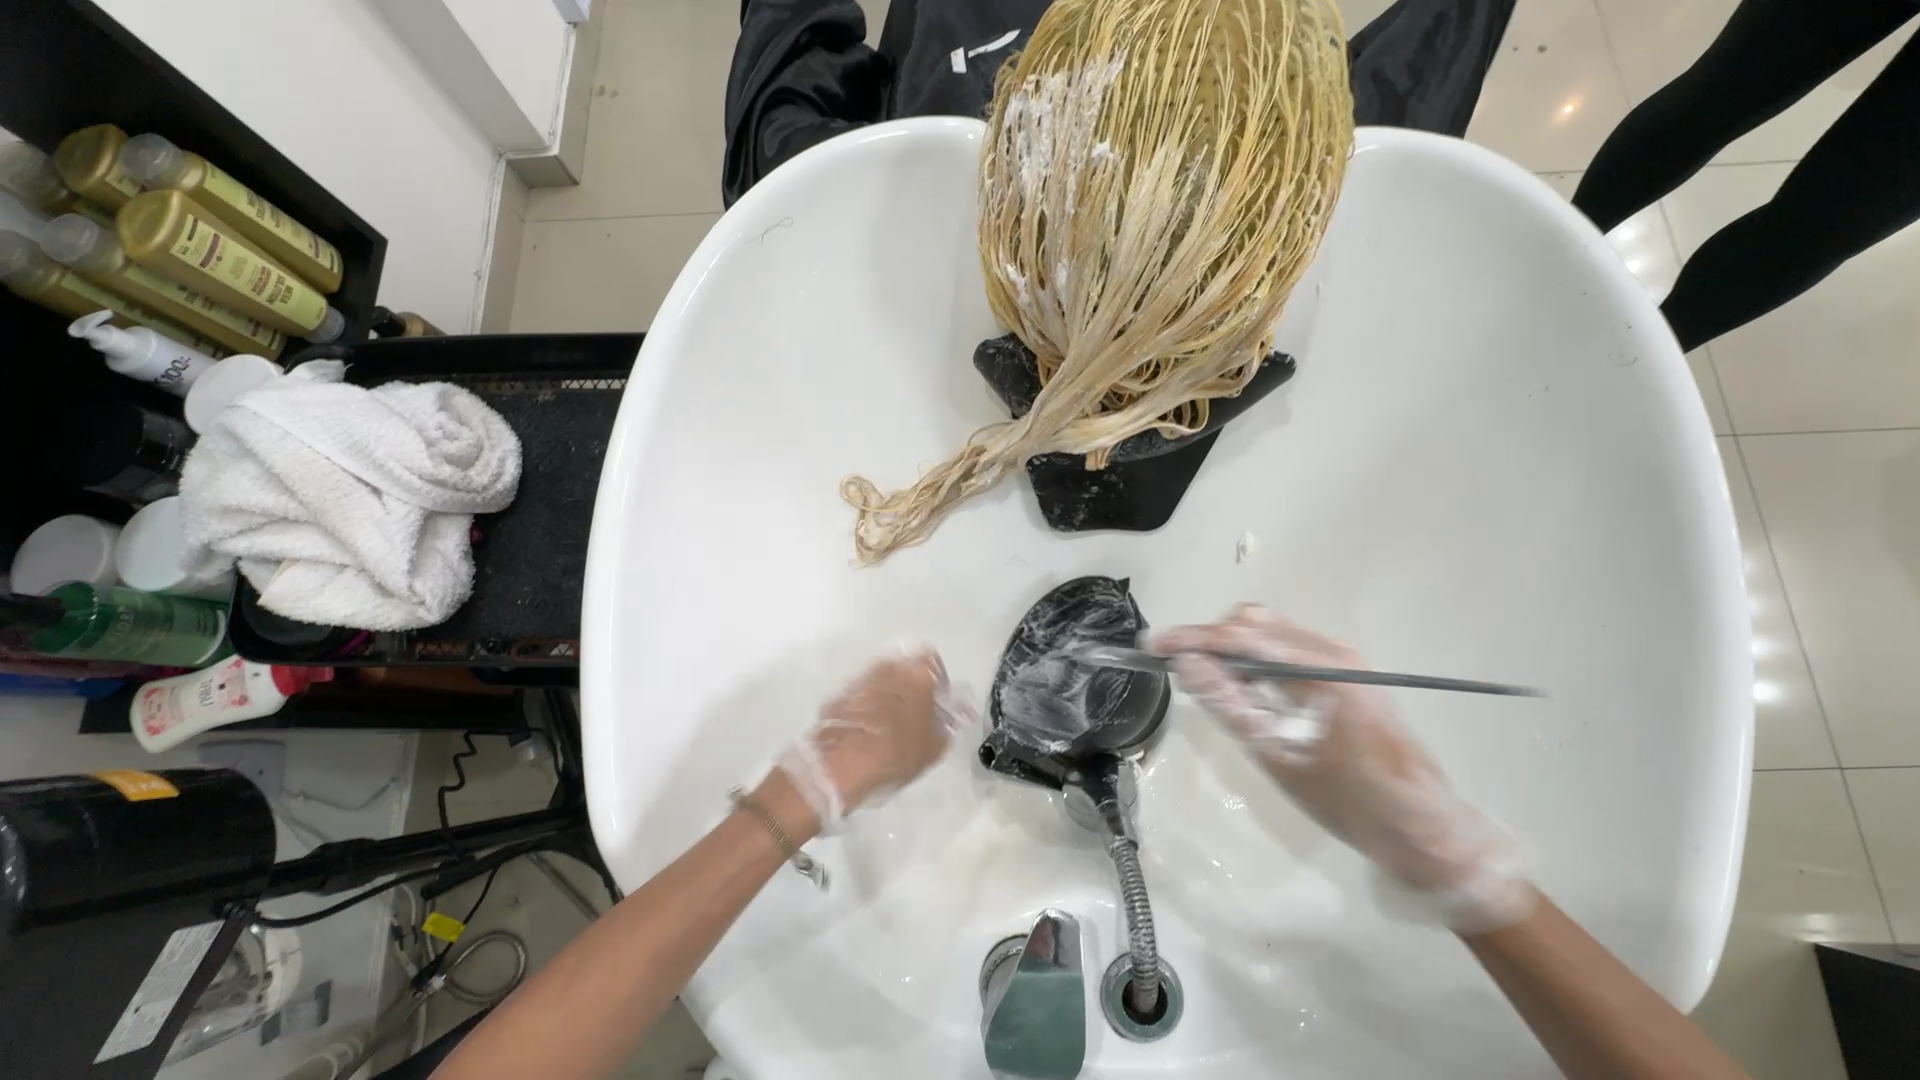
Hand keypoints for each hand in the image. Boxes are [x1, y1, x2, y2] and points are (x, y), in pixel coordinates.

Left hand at [776, 649, 971, 830]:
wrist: (839, 766)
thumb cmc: (895, 754)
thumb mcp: (934, 746)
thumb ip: (946, 724)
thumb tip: (949, 714)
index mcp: (916, 674)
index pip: (932, 659)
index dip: (937, 680)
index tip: (938, 702)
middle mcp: (887, 667)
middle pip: (905, 668)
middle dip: (912, 686)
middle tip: (915, 714)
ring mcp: (860, 679)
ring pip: (882, 680)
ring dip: (889, 695)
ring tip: (891, 725)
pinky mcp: (839, 694)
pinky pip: (862, 695)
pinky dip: (868, 706)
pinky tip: (869, 731)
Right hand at [1152, 605, 1533, 930]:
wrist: (1426, 832)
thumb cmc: (1351, 803)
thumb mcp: (1279, 757)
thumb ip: (1231, 705)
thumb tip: (1187, 664)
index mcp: (1321, 669)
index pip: (1243, 637)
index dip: (1194, 638)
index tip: (1154, 645)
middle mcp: (1334, 653)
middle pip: (1256, 624)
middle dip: (1211, 639)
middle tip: (1178, 668)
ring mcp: (1344, 663)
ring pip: (1271, 635)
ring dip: (1232, 650)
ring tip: (1202, 679)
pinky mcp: (1347, 678)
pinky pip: (1289, 653)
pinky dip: (1257, 662)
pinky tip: (1242, 688)